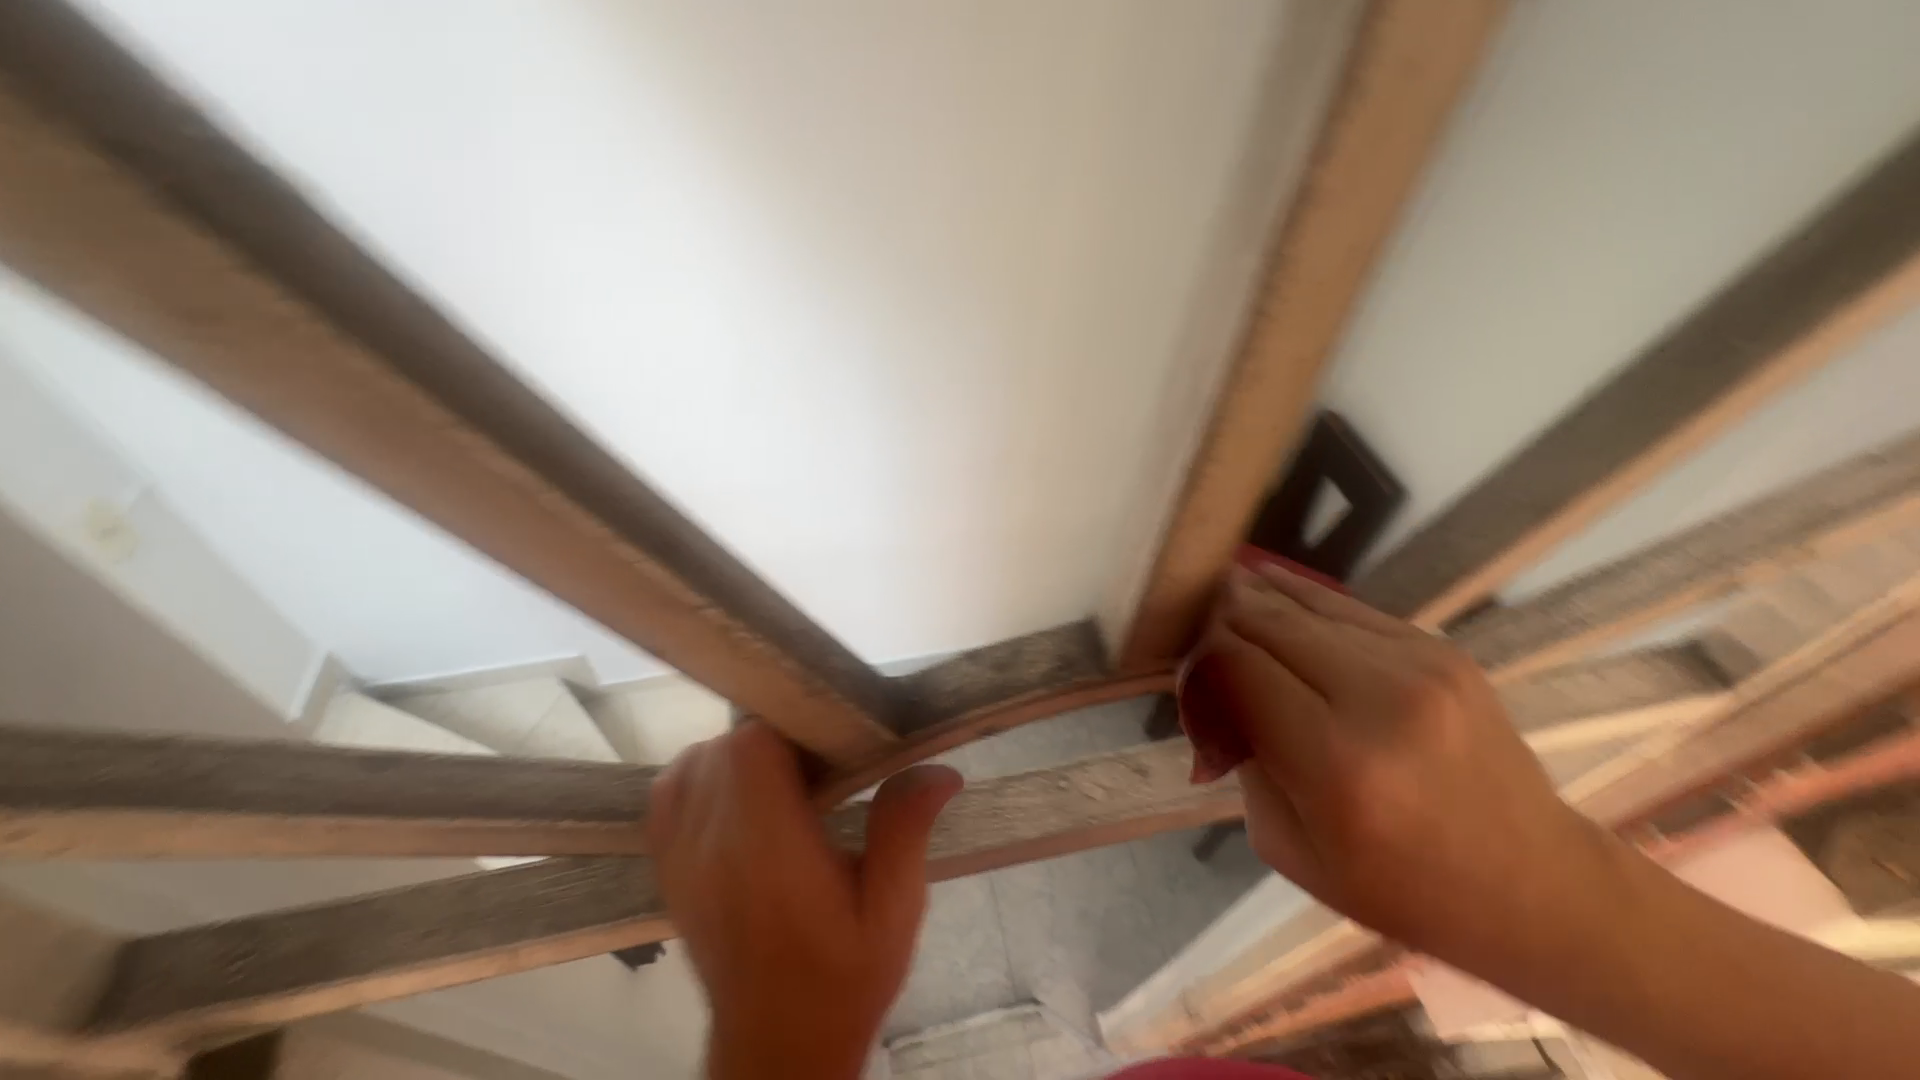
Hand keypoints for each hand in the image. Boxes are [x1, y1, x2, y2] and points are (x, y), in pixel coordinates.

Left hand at [648, 722, 962, 1079]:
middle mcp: (714, 848)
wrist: (778, 1045)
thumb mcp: (893, 912)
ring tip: (784, 783)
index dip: (792, 730)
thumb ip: (905, 832)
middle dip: (775, 741)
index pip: (752, 749)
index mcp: (771, 854)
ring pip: (694, 763)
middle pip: (724, 749)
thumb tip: (941, 770)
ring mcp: (681, 858)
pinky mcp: (667, 869)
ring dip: (738, 757)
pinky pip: (668, 794)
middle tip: (819, 768)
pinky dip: (700, 777)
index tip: (831, 746)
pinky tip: (739, 798)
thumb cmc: (843, 978)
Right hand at [1185, 563, 1613, 962]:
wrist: (1531, 882)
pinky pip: (1347, 608)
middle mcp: (1378, 698)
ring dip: (1256, 602)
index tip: (1187, 678)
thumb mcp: (1285, 846)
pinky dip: (1302, 607)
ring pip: (1303, 600)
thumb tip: (1210, 689)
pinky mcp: (1442, 647)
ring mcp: (1419, 663)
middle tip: (1197, 635)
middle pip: (1263, 620)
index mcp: (1334, 762)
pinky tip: (1279, 608)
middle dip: (1219, 622)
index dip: (1197, 660)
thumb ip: (1242, 756)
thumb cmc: (1397, 887)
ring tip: (1226, 604)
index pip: (1232, 664)